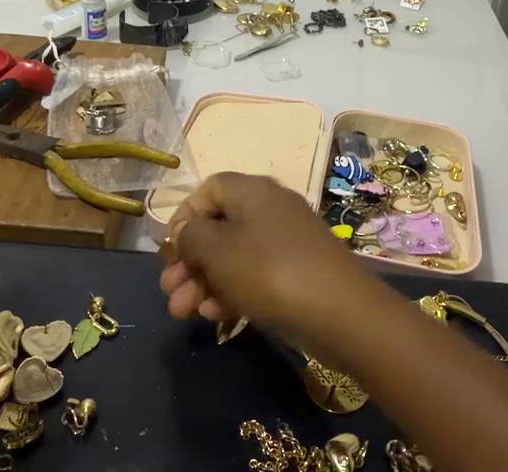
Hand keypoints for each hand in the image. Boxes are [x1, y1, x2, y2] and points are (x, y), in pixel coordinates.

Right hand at [159, 172, 379, 348]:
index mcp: (251, 190)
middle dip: (189, 261)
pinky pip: (256, 275)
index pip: (209, 189)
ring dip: (205, 282)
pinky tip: (217, 318)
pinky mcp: (297, 271)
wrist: (338, 311)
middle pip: (219, 227)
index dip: (184, 216)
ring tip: (184, 314)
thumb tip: (185, 231)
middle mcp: (269, 207)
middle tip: (169, 292)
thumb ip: (191, 237)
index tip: (170, 249)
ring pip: (234, 256)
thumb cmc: (268, 270)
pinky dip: (233, 292)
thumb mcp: (217, 251)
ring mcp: (286, 240)